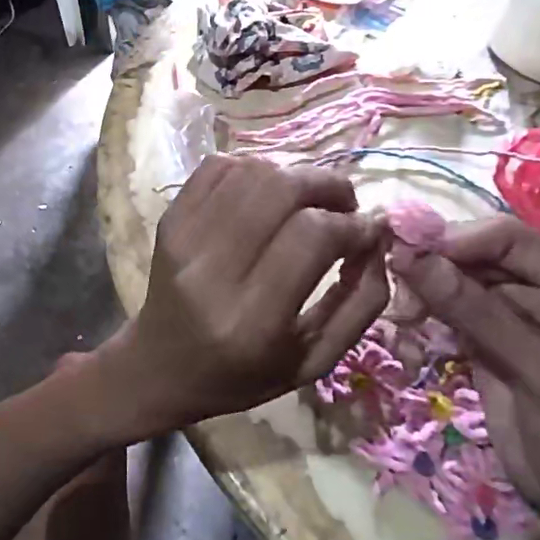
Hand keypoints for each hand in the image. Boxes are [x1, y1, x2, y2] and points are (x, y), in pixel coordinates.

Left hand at [101, 156, 388, 433]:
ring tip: (309, 199)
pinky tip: (267, 194)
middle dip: (328, 185)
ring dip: (294, 175)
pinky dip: (254, 168)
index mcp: (252, 318)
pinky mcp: (169, 217)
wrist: (161, 366)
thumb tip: (378, 237)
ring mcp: (184, 237)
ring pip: (252, 170)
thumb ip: (360, 303)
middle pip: (281, 189)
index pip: (312, 236)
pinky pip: (219, 166)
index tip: (369, 231)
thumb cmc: (242, 374)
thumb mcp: (314, 360)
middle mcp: (212, 271)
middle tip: (345, 204)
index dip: (352, 223)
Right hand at [389, 216, 539, 539]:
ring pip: (454, 285)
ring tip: (402, 327)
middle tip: (398, 303)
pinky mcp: (490, 345)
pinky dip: (424, 326)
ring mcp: (517, 320)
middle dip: (431, 272)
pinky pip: (448, 318)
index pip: (509, 240)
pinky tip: (410, 347)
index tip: (404, 254)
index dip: (456, 239)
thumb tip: (411, 256)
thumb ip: (478, 314)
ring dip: (422, 299)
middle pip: (475, 258)